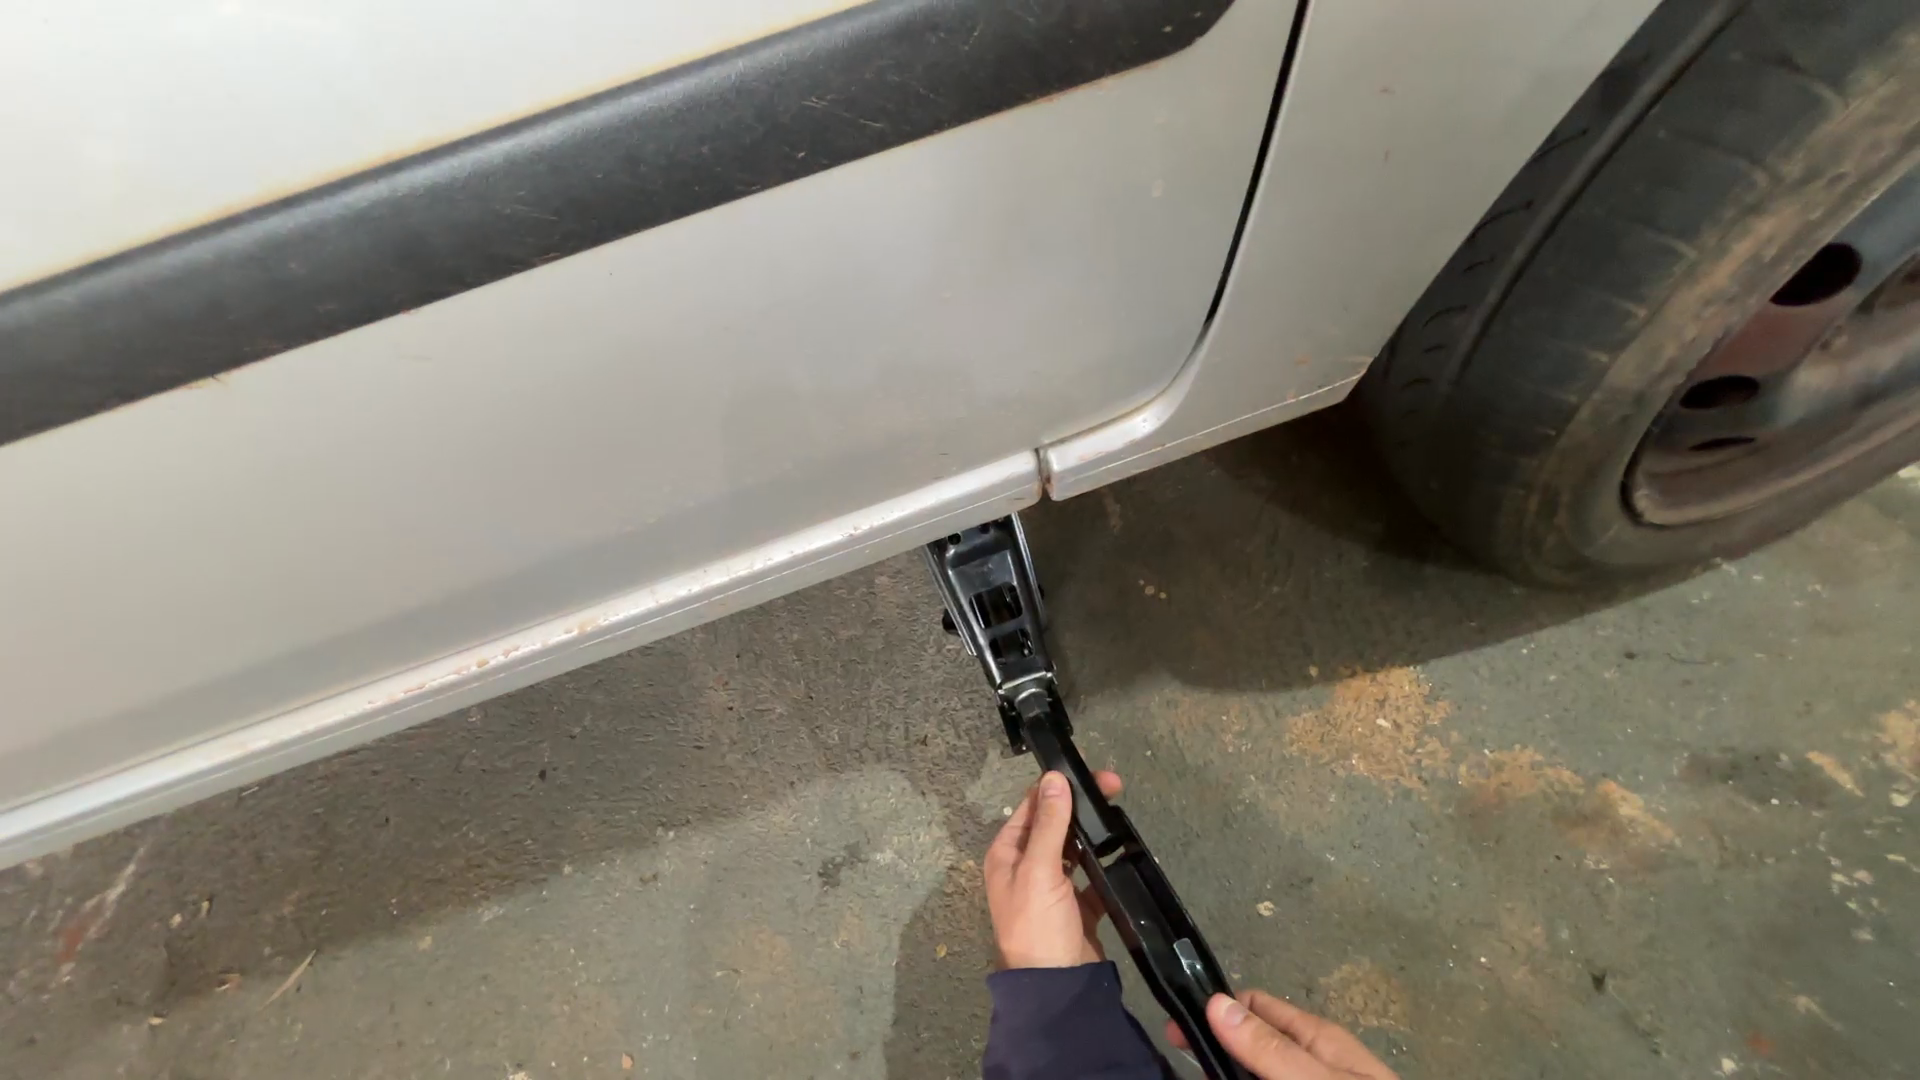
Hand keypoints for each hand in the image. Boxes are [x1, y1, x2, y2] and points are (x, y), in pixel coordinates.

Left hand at [983, 769, 1123, 968]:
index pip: (1032, 805)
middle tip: (1113, 784)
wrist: (1057, 992)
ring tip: (1119, 812)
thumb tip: (1053, 776)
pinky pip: (1091, 875)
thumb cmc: (1038, 926)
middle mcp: (1026, 865)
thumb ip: (1049, 823)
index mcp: (1008, 853)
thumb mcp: (1039, 870)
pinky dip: (1104, 863)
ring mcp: (1052, 887)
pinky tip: (1121, 851)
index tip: (1086, 766)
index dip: (1057, 783)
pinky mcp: (1077, 906)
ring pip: (1074, 847)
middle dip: (1080, 803)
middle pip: (1055, 822)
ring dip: (1093, 830)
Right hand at [1166, 990, 1398, 1079]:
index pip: (1253, 1006)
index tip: (1174, 1034)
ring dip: (1227, 1076)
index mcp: (1317, 1042)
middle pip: (1250, 1049)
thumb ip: (1271, 1050)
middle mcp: (1311, 1066)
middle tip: (1179, 1069)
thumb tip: (1215, 1002)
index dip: (1213, 1012)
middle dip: (1216, 1057)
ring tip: (1195, 1079)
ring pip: (1255, 1077)